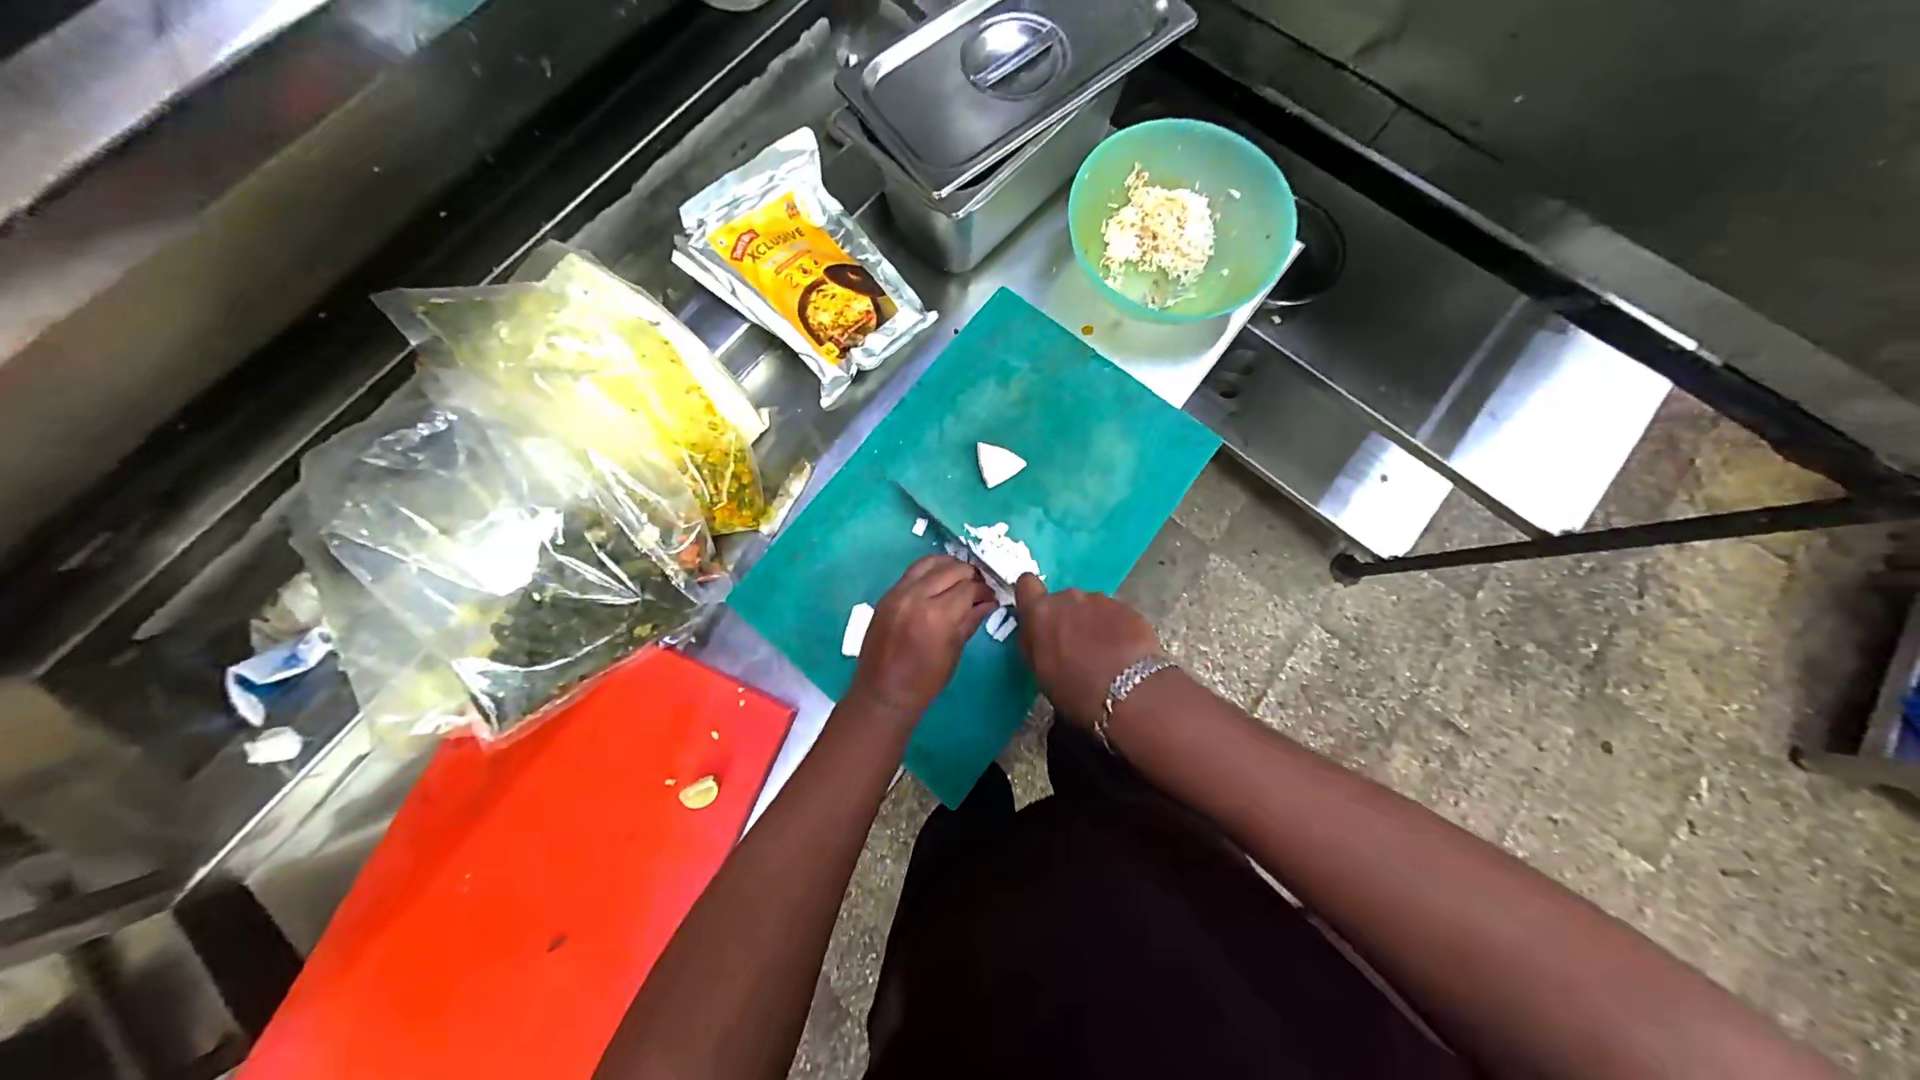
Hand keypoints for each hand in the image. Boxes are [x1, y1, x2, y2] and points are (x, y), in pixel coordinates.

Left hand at [847, 556, 998, 717]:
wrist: (883, 693)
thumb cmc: (925, 681)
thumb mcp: (954, 651)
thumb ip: (971, 620)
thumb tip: (989, 602)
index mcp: (937, 615)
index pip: (968, 587)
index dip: (984, 590)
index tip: (990, 597)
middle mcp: (916, 596)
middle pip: (951, 569)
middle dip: (970, 575)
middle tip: (978, 587)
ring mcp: (898, 593)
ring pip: (929, 562)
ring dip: (949, 566)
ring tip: (959, 578)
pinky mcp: (887, 595)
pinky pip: (912, 572)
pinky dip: (929, 571)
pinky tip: (938, 582)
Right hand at [1013, 574, 1159, 725]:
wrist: (1130, 692)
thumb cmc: (1076, 690)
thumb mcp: (1041, 672)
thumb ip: (1035, 642)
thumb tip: (1038, 633)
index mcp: (1041, 612)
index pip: (1026, 584)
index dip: (1031, 596)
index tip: (1038, 615)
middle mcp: (1069, 597)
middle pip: (1063, 600)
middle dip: (1067, 618)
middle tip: (1076, 647)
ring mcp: (1101, 600)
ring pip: (1090, 607)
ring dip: (1092, 623)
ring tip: (1104, 652)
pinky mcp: (1128, 608)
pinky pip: (1115, 615)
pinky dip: (1116, 629)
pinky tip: (1123, 652)